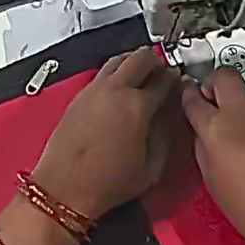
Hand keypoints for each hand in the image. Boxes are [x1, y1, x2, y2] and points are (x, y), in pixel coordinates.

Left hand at [32, 48, 178, 219]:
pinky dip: (115, 72)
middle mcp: (115, 90)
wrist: (65, 186)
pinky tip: (118, 87)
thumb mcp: (152, 167)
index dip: (175, 79)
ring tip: (141, 74)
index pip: (164, 80)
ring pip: (118, 60)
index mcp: (137, 105)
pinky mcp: (78, 97)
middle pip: (140, 58)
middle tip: (162, 71)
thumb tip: (169, 118)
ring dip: (133, 62)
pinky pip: (101, 73)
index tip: (179, 82)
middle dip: (156, 61)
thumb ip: (165, 136)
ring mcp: (94, 90)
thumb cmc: (106, 182)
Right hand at [180, 67, 244, 244]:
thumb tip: (201, 136)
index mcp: (216, 126)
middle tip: (205, 98)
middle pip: (223, 76)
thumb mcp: (210, 178)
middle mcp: (243, 114)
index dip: (186, 95)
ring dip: (232, 102)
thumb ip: (202, 148)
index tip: (185, 97)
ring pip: (244, 93)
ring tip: (226, 127)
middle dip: (211, 83)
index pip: (193, 96)